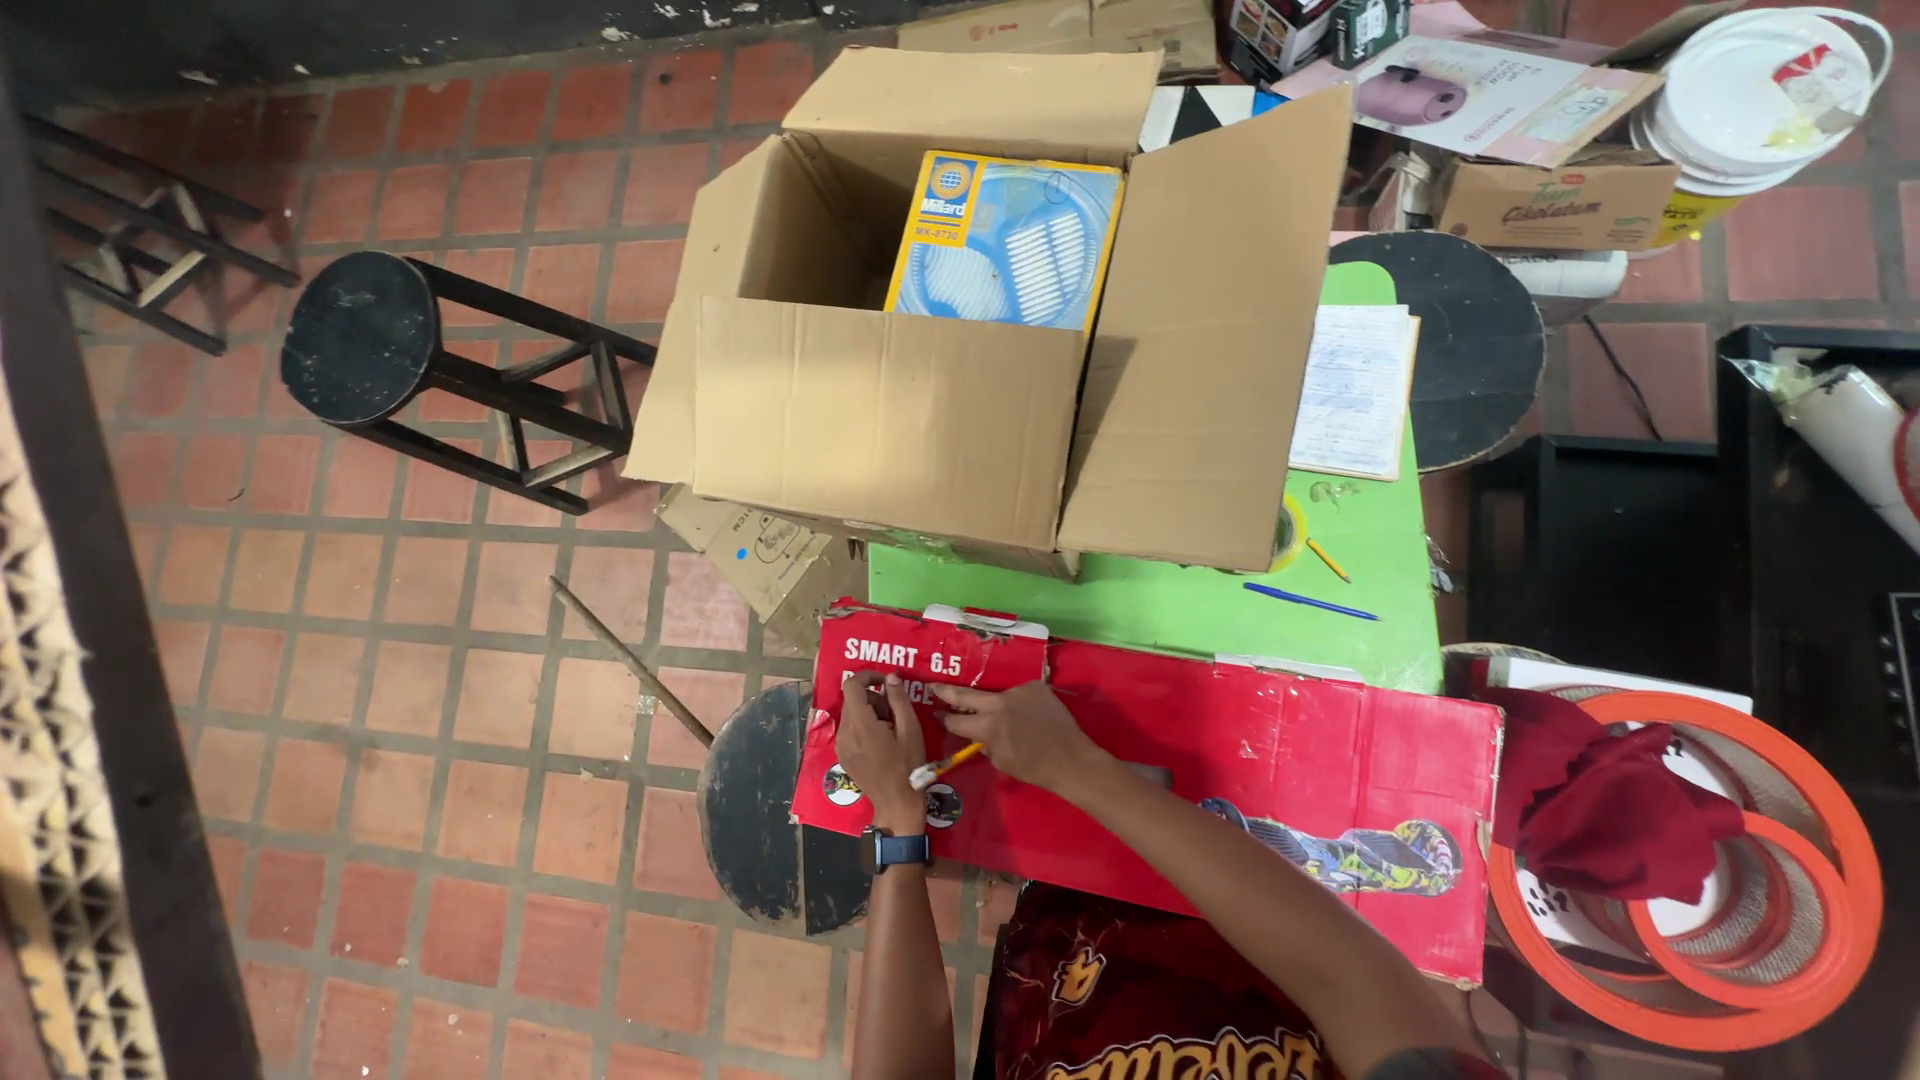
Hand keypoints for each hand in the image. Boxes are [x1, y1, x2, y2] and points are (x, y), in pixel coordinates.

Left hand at [836, 672, 927, 834]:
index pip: (851, 686)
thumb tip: (891, 677)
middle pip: (853, 700)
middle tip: (895, 713)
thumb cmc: (909, 766)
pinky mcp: (842, 755)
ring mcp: (840, 746)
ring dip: (870, 712)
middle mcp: (844, 733)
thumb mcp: (911, 730)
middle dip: (874, 698)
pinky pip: (850, 730)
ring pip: (851, 714)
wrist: (897, 803)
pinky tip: (880, 742)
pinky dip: (863, 726)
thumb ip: (899, 700)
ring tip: (890, 729)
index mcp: (861, 725)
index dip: (867, 676)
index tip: (886, 681)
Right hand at [931, 681, 1108, 796]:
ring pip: (999, 696)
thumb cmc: (1034, 768)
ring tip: (1013, 719)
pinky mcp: (1035, 686)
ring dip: (998, 705)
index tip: (936, 713)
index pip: (957, 720)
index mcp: (987, 726)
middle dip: (947, 692)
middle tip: (933, 686)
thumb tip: (977, 733)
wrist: (1070, 758)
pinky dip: (1022, 704)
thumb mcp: (1001, 761)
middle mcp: (998, 703)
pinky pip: (1020, 693)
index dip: (945, 718)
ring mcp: (1017, 691)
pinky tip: (1032, 715)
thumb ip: (985, 743)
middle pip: (966, 695)